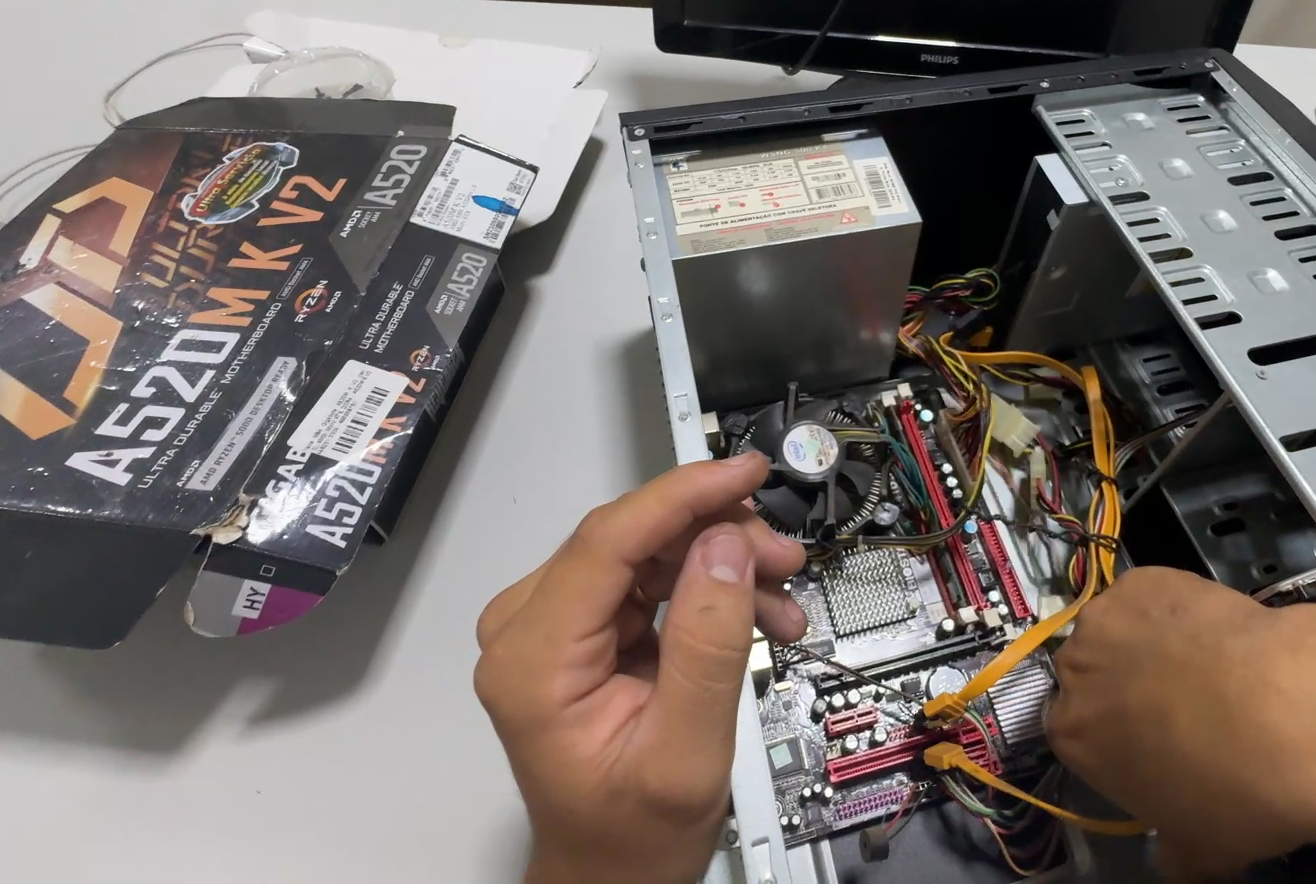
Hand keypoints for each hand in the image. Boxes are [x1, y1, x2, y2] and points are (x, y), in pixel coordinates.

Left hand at [475, 454, 807, 883]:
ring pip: (652, 549)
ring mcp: (556, 620)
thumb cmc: (636, 835)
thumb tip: (728, 542)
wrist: (612, 873)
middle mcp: (530, 623)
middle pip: (634, 537)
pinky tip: (760, 612)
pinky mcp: (586, 623)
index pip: (609, 539)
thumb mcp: (687, 755)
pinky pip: (655, 576)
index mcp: (533, 658)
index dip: (684, 495)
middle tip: (786, 560)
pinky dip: (712, 586)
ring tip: (783, 597)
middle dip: (719, 537)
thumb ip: (709, 647)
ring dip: (724, 562)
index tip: (747, 472)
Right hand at [1047, 566, 1315, 880]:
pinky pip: (1151, 597)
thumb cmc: (1234, 790)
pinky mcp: (1143, 580)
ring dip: (1145, 645)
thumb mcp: (1200, 849)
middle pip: (1089, 674)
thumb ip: (1172, 854)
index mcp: (1070, 734)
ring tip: (1206, 667)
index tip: (1149, 749)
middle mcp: (1073, 668)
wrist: (1284, 710)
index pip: (1074, 733)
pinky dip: (1174, 611)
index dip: (1112, 740)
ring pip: (1118, 630)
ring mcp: (1106, 616)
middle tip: (1180, 709)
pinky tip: (1214, 633)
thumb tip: (1176, 864)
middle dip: (1122, 688)